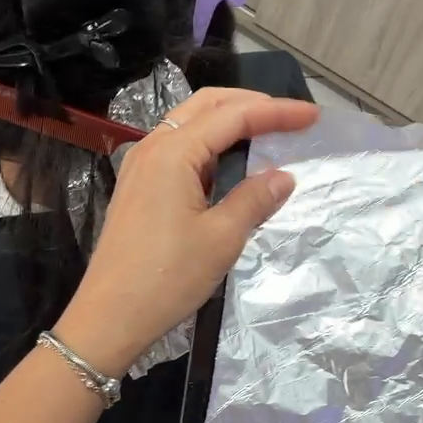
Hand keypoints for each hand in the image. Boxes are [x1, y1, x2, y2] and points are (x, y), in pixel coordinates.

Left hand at [55, 88, 319, 374]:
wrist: (111, 317)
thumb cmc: (167, 278)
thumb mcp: (221, 239)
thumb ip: (254, 200)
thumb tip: (283, 176)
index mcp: (173, 152)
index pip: (234, 115)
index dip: (276, 112)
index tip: (312, 116)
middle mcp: (152, 149)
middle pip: (205, 107)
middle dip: (249, 105)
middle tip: (287, 118)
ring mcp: (139, 169)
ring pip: (187, 127)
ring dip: (226, 124)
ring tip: (262, 137)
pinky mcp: (135, 190)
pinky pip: (175, 152)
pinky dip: (206, 149)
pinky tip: (225, 168)